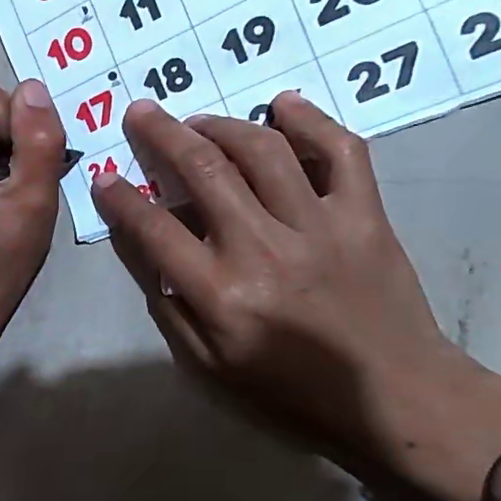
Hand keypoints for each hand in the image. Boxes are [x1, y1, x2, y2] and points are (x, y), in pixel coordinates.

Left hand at [0, 79, 66, 323]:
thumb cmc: (6, 252)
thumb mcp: (33, 199)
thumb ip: (37, 142)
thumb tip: (34, 88)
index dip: (20, 125)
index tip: (25, 167)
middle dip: (16, 135)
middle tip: (23, 179)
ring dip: (12, 144)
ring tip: (14, 184)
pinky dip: (2, 152)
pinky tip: (5, 182)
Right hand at [90, 94, 500, 500]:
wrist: (395, 395)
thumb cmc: (295, 389)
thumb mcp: (212, 367)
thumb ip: (172, 309)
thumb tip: (149, 253)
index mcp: (222, 294)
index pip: (154, 229)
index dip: (120, 197)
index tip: (104, 176)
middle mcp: (264, 249)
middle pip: (203, 170)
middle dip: (162, 133)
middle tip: (141, 111)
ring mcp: (318, 226)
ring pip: (262, 150)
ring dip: (221, 124)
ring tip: (199, 119)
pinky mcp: (363, 215)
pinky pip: (340, 151)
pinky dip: (311, 120)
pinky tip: (283, 105)